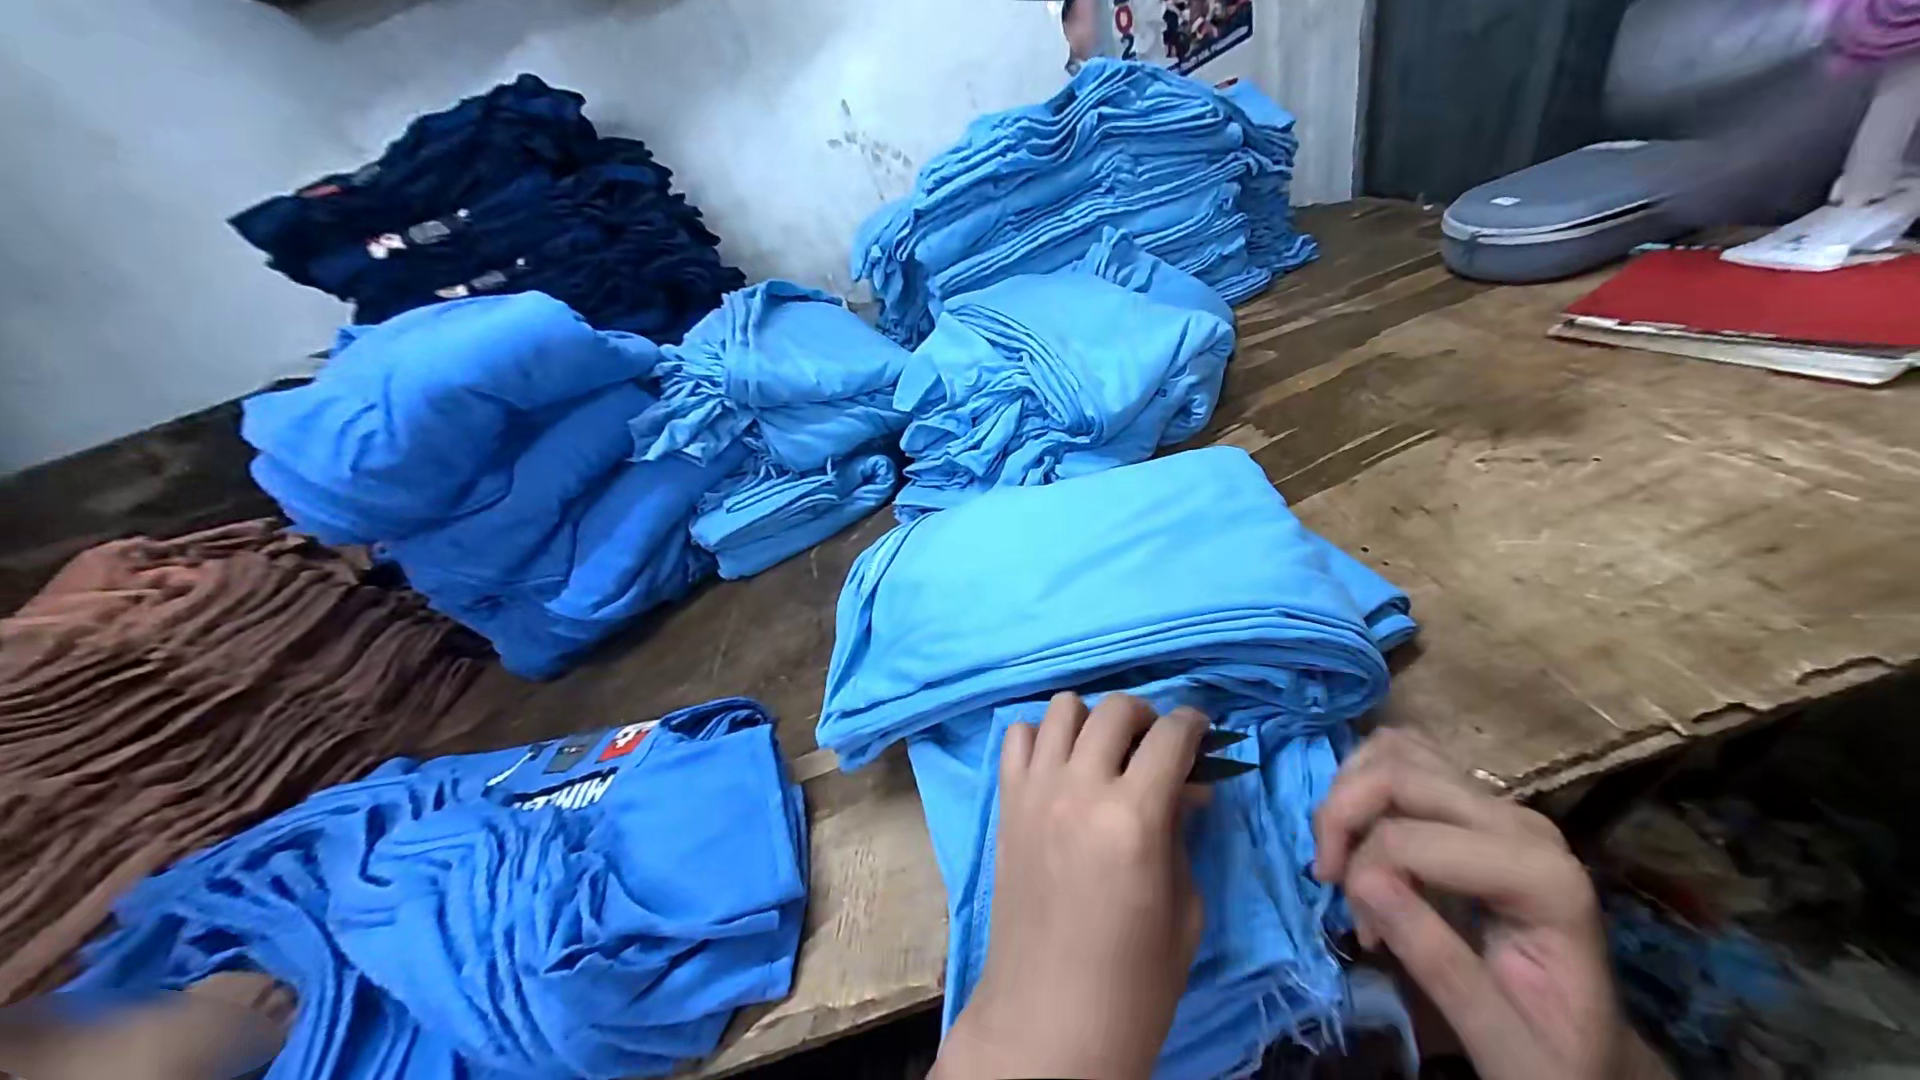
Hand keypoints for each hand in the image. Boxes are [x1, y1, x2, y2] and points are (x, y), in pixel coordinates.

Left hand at [932, 693, 1209, 1079]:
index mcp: (1134, 817)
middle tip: (1156, 744)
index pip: (1170, 736)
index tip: (1201, 729)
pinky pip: (1015, 737)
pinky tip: (1059, 763)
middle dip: (1146, 715)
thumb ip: (1183, 829)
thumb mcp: (1184, 907)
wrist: (1050, 1015)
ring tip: (1105, 750)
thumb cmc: (1134, 979)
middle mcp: (1079, 787)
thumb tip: (1189, 784)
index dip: (1194, 723)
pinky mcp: (1005, 802)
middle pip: (1114, 708)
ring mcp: (1035, 790)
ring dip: (1091, 719)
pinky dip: (1040, 735)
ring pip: (1061, 708)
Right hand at [1314, 730, 1670, 1079]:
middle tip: (1325, 875)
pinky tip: (1359, 823)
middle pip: (1397, 775)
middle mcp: (1524, 824)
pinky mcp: (1475, 799)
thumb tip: (1361, 881)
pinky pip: (1403, 752)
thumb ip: (1438, 964)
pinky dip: (1363, 776)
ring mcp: (1499, 804)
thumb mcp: (1503, 1043)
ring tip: (1342, 848)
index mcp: (1545, 879)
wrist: (1586, 1043)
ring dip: (1347, 792)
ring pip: (1393, 750)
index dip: (1362, 874)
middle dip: (1340, 817)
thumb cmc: (1549, 1052)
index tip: (1359, 931)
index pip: (1410, 838)